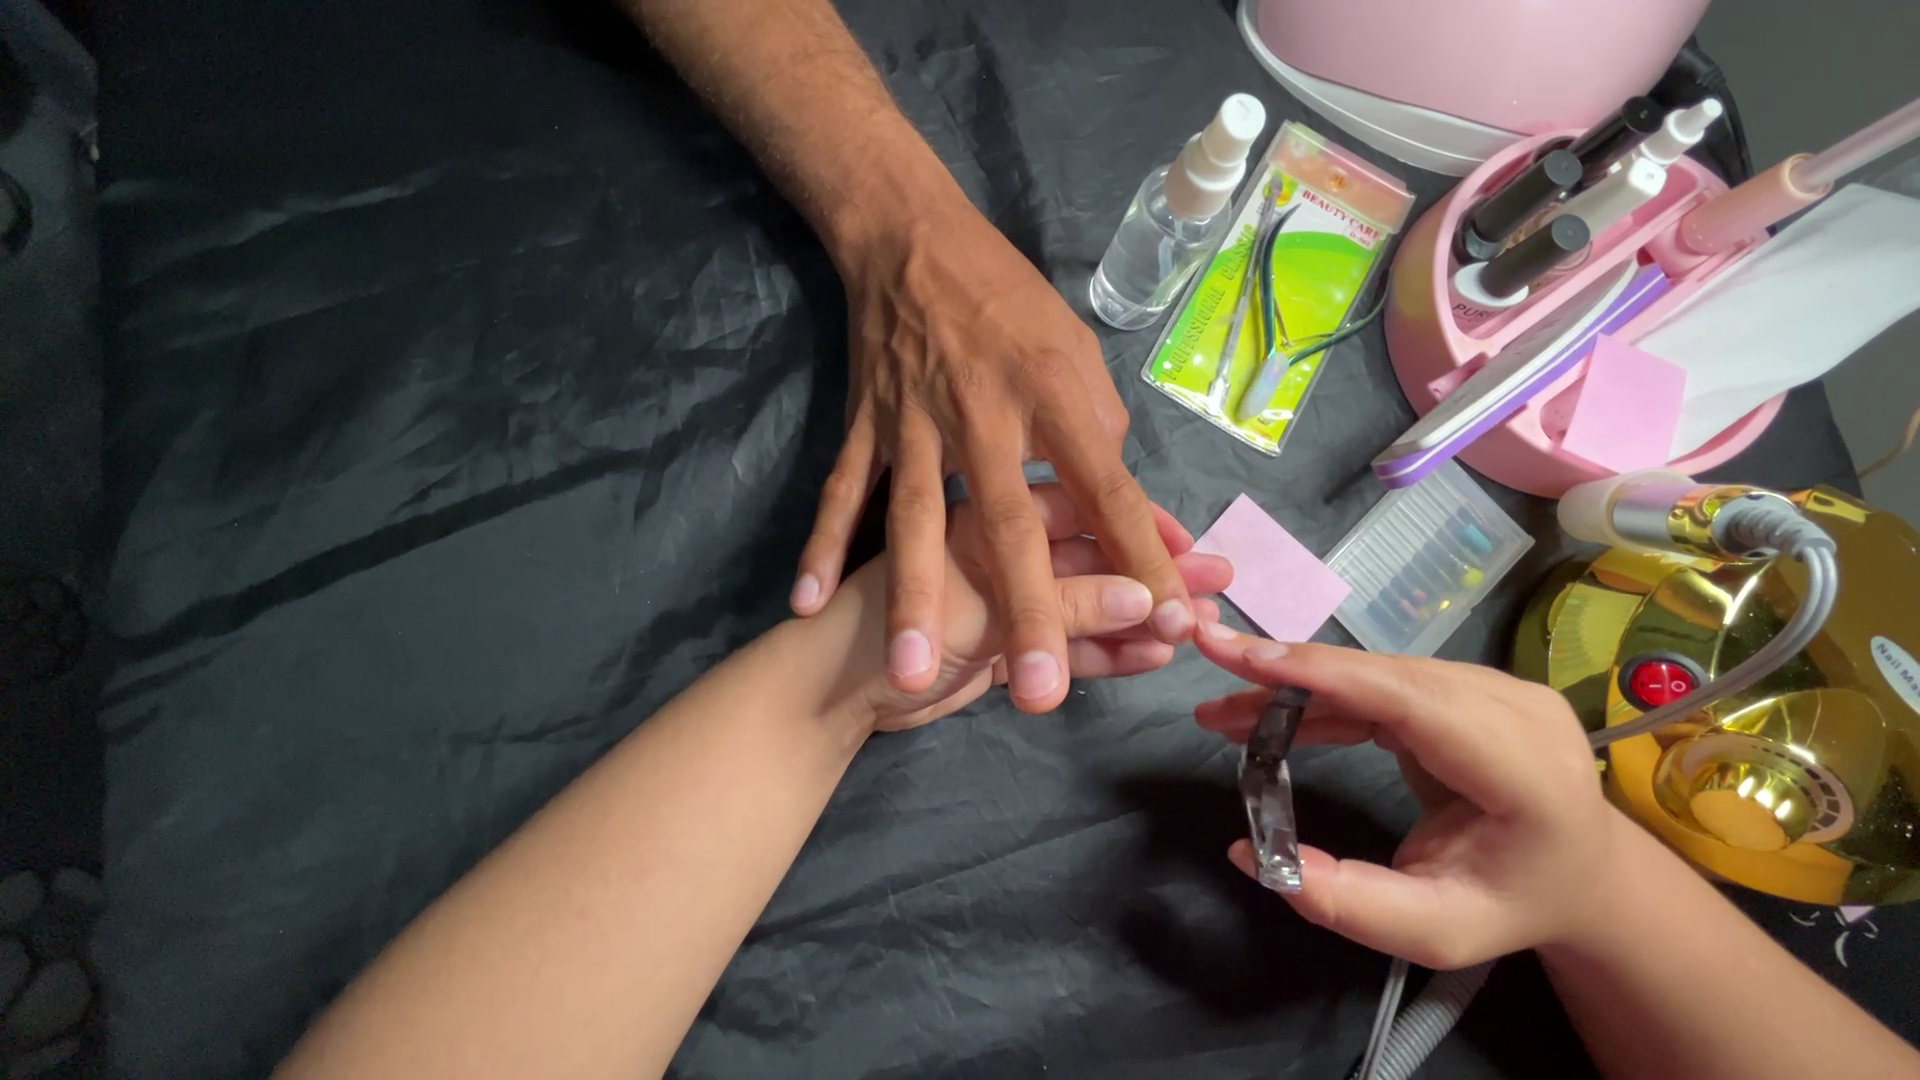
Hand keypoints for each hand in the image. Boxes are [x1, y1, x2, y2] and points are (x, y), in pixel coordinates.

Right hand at [791, 198, 1194, 713]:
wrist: (912, 239)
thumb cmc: (1010, 300)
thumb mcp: (1078, 354)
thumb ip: (1103, 439)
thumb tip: (1136, 517)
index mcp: (1052, 392)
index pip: (1107, 486)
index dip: (1142, 555)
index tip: (1171, 624)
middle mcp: (984, 414)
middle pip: (1009, 524)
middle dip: (1028, 609)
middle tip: (1042, 693)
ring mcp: (913, 422)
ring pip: (917, 521)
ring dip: (915, 599)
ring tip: (915, 673)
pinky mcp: (864, 424)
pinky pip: (842, 491)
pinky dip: (824, 545)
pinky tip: (809, 602)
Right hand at [1192, 624, 1633, 970]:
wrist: (1578, 872)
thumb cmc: (1509, 903)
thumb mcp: (1435, 931)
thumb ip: (1346, 902)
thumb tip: (1247, 852)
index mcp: (1527, 771)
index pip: (1417, 702)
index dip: (1328, 674)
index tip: (1248, 659)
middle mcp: (1513, 709)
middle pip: (1381, 676)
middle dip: (1286, 671)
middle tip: (1208, 659)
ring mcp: (1491, 688)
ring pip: (1370, 672)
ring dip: (1291, 685)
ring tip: (1222, 712)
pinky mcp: (1461, 685)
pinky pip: (1376, 681)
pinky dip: (1316, 695)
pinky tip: (1267, 714)